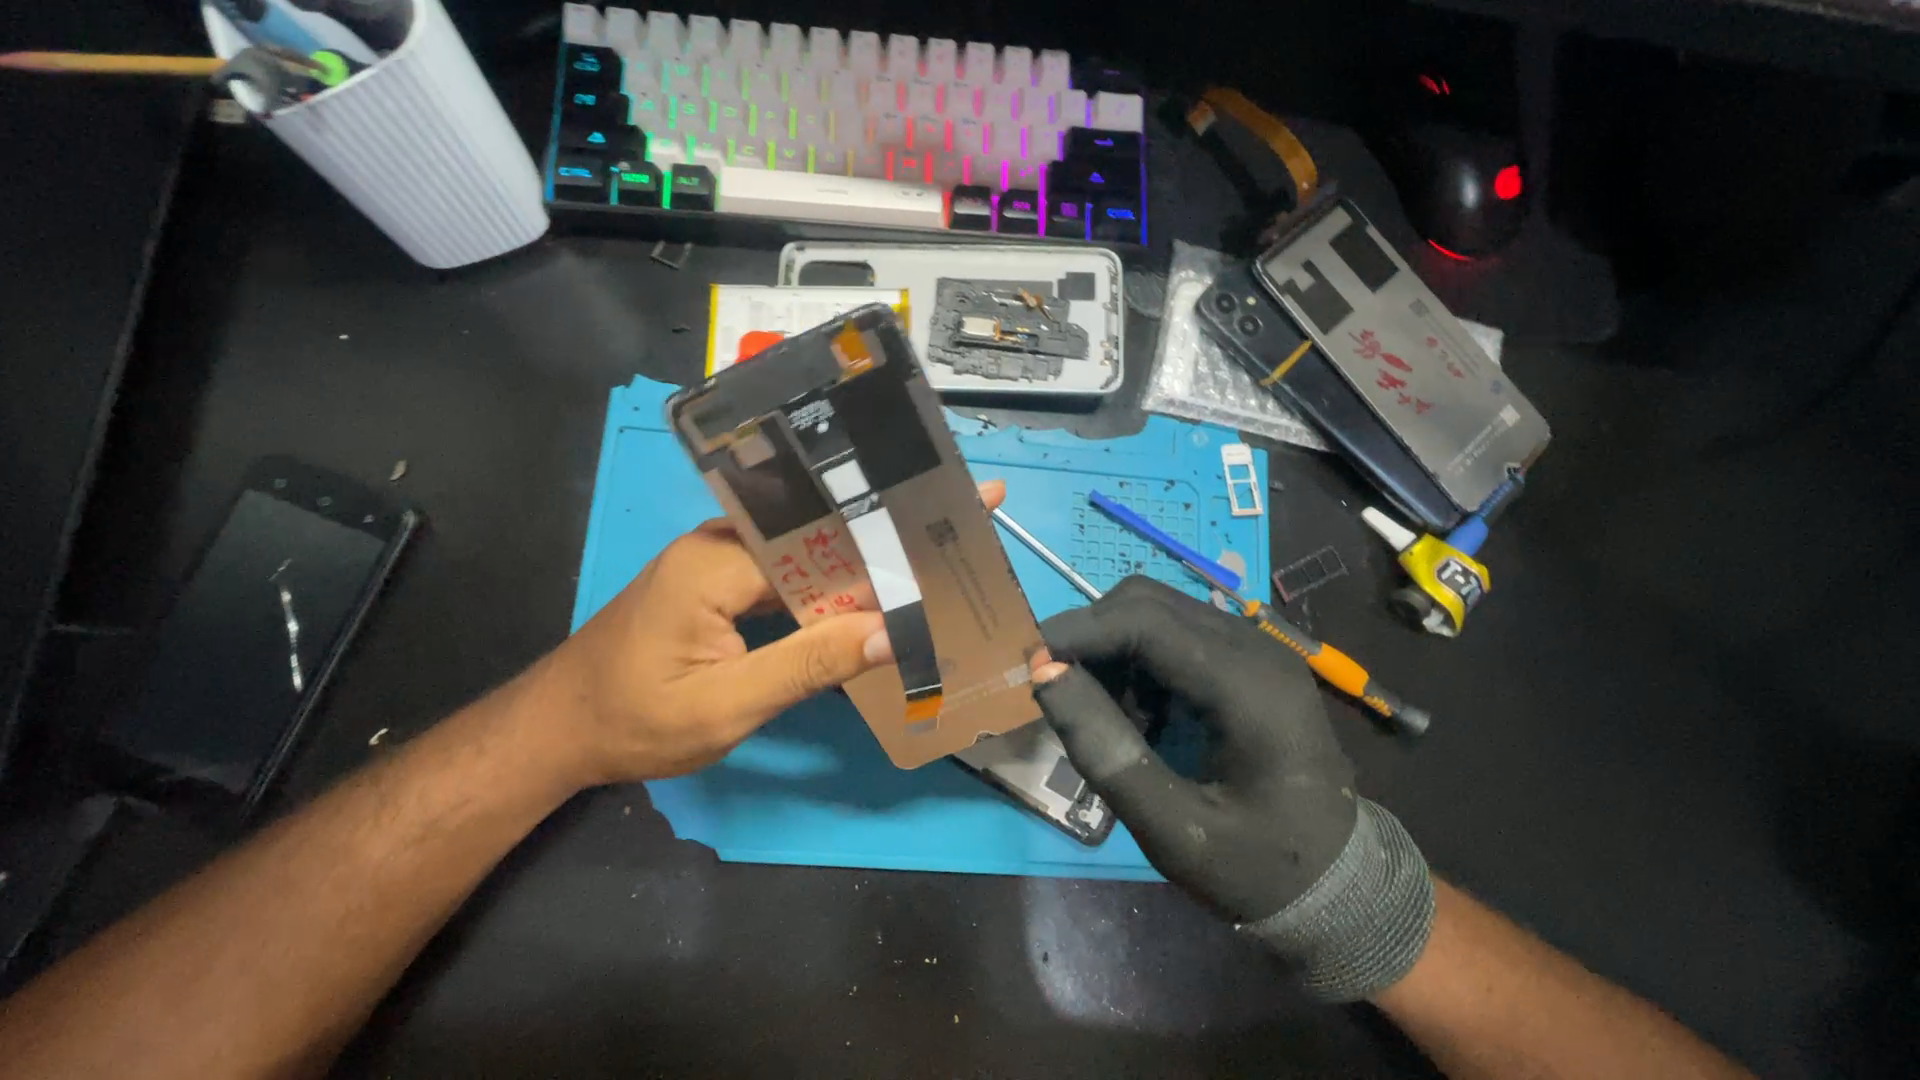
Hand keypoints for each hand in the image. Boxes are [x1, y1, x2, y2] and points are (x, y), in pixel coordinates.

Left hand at [534, 480, 1005, 787]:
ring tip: (931, 554)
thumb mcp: (724, 707)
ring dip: (865, 561)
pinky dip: (833, 587)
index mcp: (717, 559)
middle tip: (957, 525)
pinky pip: (788, 576)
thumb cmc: (632, 722)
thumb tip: (891, 634)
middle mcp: (720, 543)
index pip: (822, 541)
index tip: (947, 525)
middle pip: (820, 533)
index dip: (888, 542)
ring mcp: (718, 561)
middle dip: (889, 534)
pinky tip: (874, 596)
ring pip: (808, 553)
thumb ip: (808, 665)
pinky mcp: (720, 583)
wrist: (558, 730)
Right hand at [1030, 576, 1435, 1002]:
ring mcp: (1255, 650)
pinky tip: (1133, 715)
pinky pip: (1173, 635)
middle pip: (1148, 602)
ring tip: (1098, 714)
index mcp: (1248, 686)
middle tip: (1053, 689)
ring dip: (1111, 649)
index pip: (1145, 622)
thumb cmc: (1256, 867)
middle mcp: (1255, 648)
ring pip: (1156, 612)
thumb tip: (1045, 677)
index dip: (1078, 633)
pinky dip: (1135, 662)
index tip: (1028, 666)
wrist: (1337, 886)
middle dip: (1090, 636)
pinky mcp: (1247, 662)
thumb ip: (1107, 752)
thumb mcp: (1173, 829)